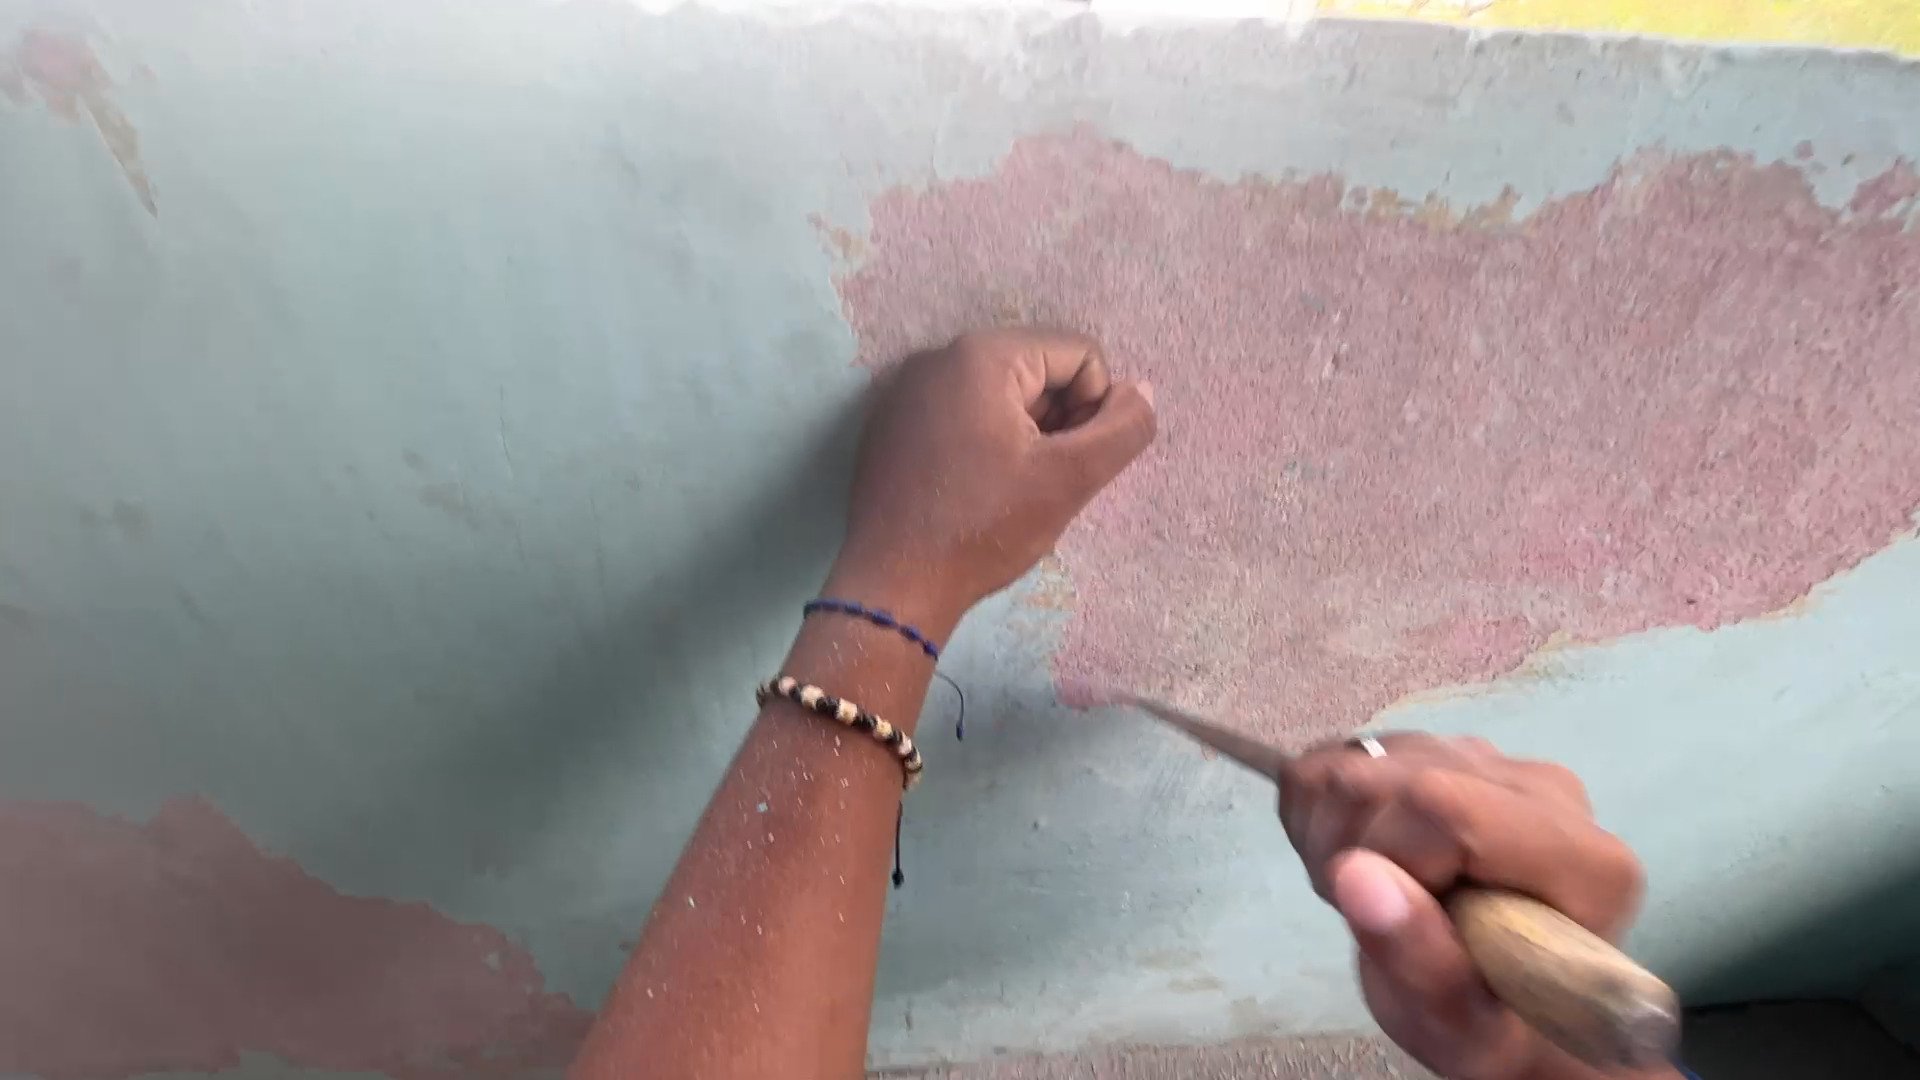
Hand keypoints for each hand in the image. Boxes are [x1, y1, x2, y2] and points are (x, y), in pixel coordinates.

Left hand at [826, 328, 1156, 637]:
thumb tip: (1140, 391)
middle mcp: (937, 357)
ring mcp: (905, 390)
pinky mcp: (890, 424)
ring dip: (1023, 434)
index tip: (1070, 463)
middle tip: (1042, 479)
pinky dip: (982, 441)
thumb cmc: (984, 529)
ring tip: (1008, 488)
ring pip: (999, 395)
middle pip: (1037, 370)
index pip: (1079, 355)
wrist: (894, 584)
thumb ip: (1123, 428)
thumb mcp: (1069, 479)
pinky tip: (973, 488)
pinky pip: (959, 413)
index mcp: (982, 354)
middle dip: (1056, 421)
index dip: (1095, 409)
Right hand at [1278, 736, 1650, 1079]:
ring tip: (1371, 886)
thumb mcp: (1457, 1028)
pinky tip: (1358, 850)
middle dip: (1344, 846)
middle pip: (1382, 778)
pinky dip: (1318, 808)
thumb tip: (1354, 874)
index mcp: (1578, 856)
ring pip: (1348, 759)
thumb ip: (1417, 958)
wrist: (1489, 990)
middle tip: (1369, 910)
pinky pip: (1332, 752)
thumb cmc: (1487, 1022)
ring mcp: (1479, 756)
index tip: (1390, 913)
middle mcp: (1535, 786)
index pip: (1438, 803)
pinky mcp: (1428, 745)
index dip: (1385, 852)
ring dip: (1328, 830)